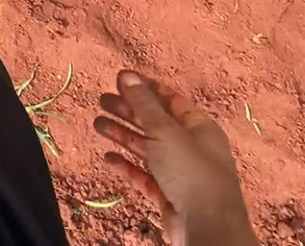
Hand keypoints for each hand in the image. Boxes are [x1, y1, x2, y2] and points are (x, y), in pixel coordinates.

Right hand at [93, 70, 258, 245]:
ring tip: (97, 124)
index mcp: (198, 128)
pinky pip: (143, 174)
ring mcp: (179, 172)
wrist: (207, 229)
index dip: (146, 88)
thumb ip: (143, 103)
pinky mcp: (167, 194)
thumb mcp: (164, 131)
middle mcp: (190, 147)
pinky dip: (126, 164)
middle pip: (154, 122)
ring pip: (146, 147)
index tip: (119, 78)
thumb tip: (126, 74)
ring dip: (122, 134)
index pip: (170, 100)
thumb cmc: (190, 171)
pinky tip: (108, 157)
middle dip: (127, 110)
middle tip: (101, 100)